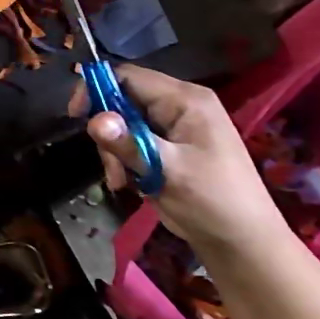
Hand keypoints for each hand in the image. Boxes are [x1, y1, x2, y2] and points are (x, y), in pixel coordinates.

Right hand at [70, 66, 292, 247]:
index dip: (98, 89)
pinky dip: (128, 163)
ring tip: (123, 183)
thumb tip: (94, 119)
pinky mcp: (171, 149)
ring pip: (126, 126)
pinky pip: (136, 144)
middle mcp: (180, 106)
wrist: (243, 242)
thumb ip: (129, 143)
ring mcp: (176, 128)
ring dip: (117, 153)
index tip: (76, 116)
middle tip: (112, 168)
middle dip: (110, 133)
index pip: (130, 76)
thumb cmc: (212, 201)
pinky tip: (133, 185)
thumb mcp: (167, 171)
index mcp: (185, 100)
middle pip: (125, 102)